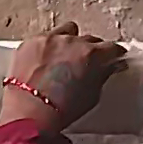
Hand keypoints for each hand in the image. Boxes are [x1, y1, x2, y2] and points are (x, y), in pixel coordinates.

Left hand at [0, 21, 126, 131]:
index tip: (112, 57)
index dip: (113, 54)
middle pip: (89, 39)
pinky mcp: (30, 42)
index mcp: (92, 54)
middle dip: (90, 50)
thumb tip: (109, 67)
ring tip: (63, 57)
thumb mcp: (92, 96)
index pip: (111, 47)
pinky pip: (44, 38)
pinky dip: (47, 46)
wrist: (29, 112)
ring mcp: (50, 39)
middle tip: (84, 64)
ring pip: (66, 31)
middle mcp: (72, 41)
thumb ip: (102, 76)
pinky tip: (44, 60)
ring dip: (68, 41)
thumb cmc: (61, 109)